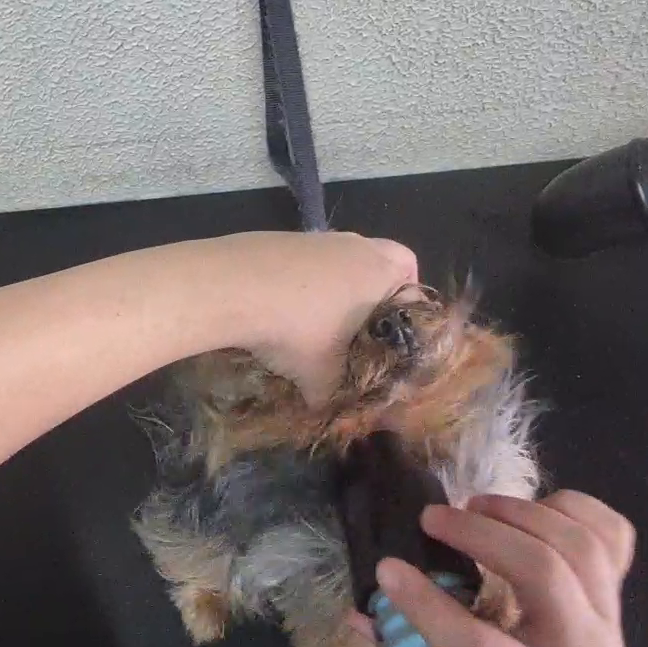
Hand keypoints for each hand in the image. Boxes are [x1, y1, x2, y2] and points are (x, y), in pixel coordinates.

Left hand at [210, 231, 417, 401]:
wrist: (233, 286)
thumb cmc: (296, 328)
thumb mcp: (320, 377)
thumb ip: (334, 395)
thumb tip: (328, 410)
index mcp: (379, 273)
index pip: (414, 282)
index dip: (408, 310)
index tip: (390, 336)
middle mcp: (356, 246)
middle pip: (384, 257)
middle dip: (379, 288)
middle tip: (364, 322)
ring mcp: (317, 237)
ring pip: (343, 255)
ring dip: (337, 281)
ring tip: (316, 318)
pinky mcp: (282, 236)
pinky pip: (306, 256)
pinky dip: (301, 276)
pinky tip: (280, 303)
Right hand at [376, 492, 647, 646]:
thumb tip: (358, 617)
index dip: (428, 609)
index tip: (388, 570)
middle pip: (543, 574)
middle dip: (482, 534)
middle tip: (433, 518)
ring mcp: (611, 616)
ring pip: (579, 544)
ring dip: (519, 510)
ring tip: (475, 505)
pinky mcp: (623, 588)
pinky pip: (611, 533)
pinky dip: (572, 506)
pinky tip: (536, 507)